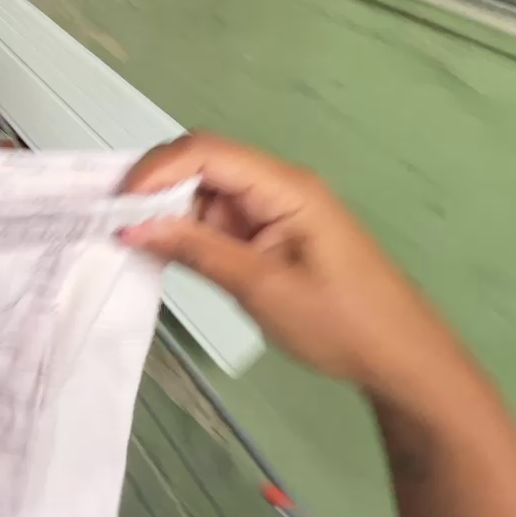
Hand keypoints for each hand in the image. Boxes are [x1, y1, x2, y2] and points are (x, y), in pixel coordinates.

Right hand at [118, 133, 463, 398]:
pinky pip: (209, 215)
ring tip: (126, 232)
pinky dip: (179, 226)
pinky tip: (156, 244)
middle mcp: (273, 186)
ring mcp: (267, 208)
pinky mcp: (261, 231)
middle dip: (152, 182)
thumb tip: (130, 227)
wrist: (402, 363)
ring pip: (199, 188)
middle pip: (199, 161)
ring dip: (161, 206)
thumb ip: (193, 249)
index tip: (119, 203)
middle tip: (113, 215)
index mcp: (284, 187)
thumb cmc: (340, 323)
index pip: (206, 153)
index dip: (156, 170)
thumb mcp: (260, 286)